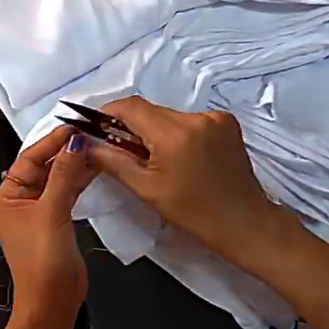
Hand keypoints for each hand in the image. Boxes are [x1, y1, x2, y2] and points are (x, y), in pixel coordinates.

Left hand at [0, 126, 98, 316]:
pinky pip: (66, 193)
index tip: (74, 126)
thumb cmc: (43, 257)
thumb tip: (74, 142)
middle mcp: (20, 201)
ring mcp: (39, 212)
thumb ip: (63, 174)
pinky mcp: (56, 222)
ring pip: (57, 179)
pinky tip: (96, 169)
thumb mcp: (52, 211)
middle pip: (43, 167)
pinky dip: (79, 182)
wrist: (53, 300)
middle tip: (91, 134)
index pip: (28, 159)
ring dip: (75, 165)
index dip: (51, 142)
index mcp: (7, 196)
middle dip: (65, 152)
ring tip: (98, 147)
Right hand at [82, 96, 309, 267]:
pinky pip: (189, 120)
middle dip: (130, 125)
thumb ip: (113, 161)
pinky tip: (177, 155)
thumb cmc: (191, 211)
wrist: (243, 222)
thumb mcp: (145, 188)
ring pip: (168, 115)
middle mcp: (196, 117)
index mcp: (174, 134)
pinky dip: (175, 132)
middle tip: (117, 147)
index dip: (107, 113)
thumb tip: (86, 144)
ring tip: (150, 156)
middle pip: (150, 110)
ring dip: (153, 129)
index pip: (130, 107)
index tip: (94, 126)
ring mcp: (215, 118)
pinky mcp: (227, 123)